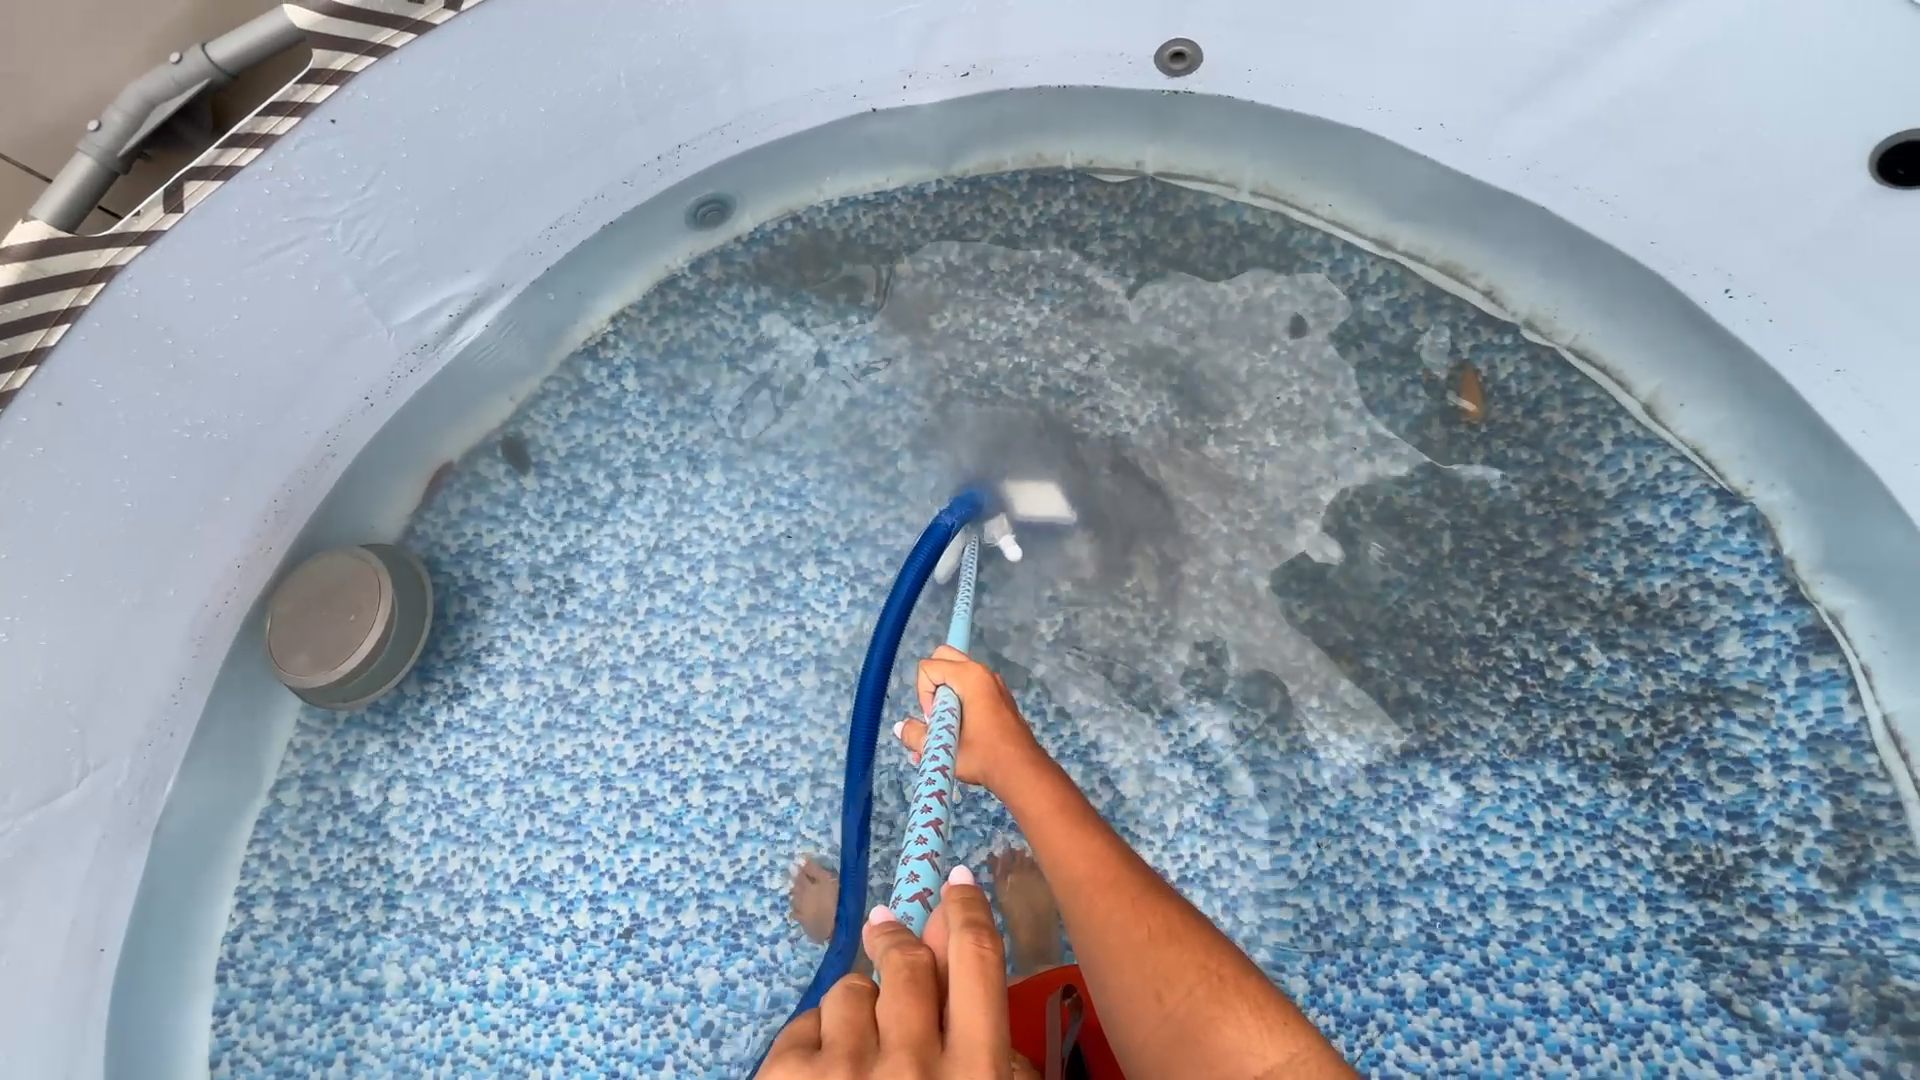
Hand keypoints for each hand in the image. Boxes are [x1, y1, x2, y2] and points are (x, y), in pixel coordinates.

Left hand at [760, 867, 1039, 1078]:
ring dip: (855, 1009)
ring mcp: (843, 1073)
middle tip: (890, 928)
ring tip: (854, 1054)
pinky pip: (805, 1024)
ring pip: (851, 991)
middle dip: (898, 939)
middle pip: (908, 961)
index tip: (959, 883)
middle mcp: (912, 1065)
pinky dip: (814, 1044)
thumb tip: (973, 983)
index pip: (978, 961)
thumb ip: (992, 1062)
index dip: (969, 911)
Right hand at [896, 646, 1046, 795]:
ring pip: (957, 674)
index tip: (933, 720)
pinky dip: (959, 702)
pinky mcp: (1000, 697)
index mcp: (970, 677)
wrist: (1022, 771)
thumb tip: (900, 728)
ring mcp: (994, 683)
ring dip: (945, 696)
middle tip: (936, 715)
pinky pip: (971, 688)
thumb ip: (916, 736)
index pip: (929, 667)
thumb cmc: (983, 756)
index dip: (923, 694)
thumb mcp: (942, 747)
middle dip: (932, 685)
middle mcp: (982, 673)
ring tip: (945, 729)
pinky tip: (958, 733)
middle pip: (944, 658)